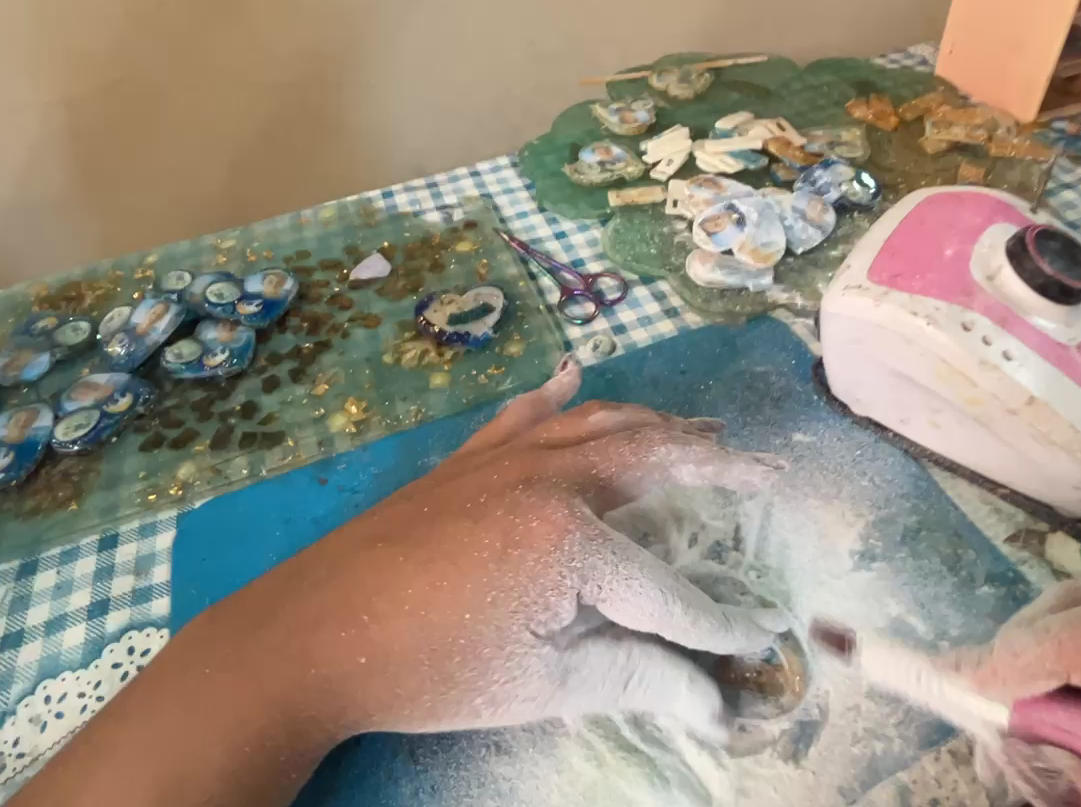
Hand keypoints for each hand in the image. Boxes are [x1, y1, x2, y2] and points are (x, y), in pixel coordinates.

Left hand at [221, 355, 791, 739]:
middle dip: (716, 465)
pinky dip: (558, 397)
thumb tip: (716, 703)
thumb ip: (635, 680)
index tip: (760, 640)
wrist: (316, 630)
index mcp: (574, 538)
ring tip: (700, 428)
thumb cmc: (433, 667)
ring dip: (656, 424)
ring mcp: (510, 456)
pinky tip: (574, 376)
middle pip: (652, 462)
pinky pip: (527, 414)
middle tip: (764, 466)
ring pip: (601, 425)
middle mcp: (552, 477)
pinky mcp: (472, 456)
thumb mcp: (541, 685)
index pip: (667, 589)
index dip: (714, 623)